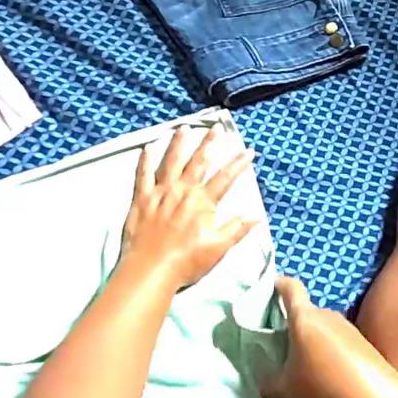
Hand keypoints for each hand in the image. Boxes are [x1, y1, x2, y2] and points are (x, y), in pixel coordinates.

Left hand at [119, 126, 256, 288]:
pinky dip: (145, 160)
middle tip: (216, 127)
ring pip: (171, 161)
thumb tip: (256, 217)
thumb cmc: (187, 261)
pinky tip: (148, 147)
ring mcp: (160, 192)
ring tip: (185, 127)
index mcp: (202, 201)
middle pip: (199, 161)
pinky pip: (143, 175)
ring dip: (179, 143)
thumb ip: (237, 229)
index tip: (249, 151)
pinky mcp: (141, 199)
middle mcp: (182, 191)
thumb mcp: (219, 248)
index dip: (238, 164)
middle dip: (209, 143)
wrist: (151, 270)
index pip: (225, 178)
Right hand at [265, 277, 397, 397]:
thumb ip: (269, 380)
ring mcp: (348, 327)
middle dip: (292, 326)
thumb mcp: (287, 389)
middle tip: (278, 347)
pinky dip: (327, 352)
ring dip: (310, 341)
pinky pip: (336, 341)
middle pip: (305, 312)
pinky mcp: (363, 343)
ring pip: (321, 328)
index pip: (290, 287)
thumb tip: (264, 378)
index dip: (278, 285)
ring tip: (300, 367)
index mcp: (304, 316)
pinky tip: (325, 376)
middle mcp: (327, 314)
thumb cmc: (324, 387)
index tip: (269, 290)